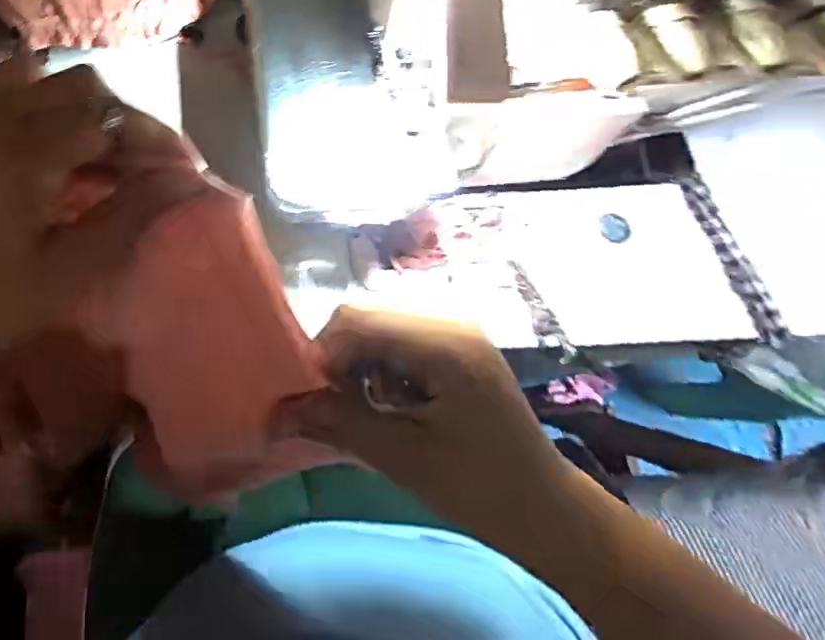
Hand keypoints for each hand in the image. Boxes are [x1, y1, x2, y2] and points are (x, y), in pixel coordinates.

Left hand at [0, 65, 199, 387]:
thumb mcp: (66, 273)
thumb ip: (129, 217)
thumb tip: (183, 182)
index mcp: (20, 152)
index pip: (108, 119)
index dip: (153, 140)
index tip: (183, 169)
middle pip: (82, 86)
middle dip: (123, 121)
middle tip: (145, 166)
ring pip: (47, 75)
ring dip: (85, 106)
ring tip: (103, 153)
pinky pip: (9, 83)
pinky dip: (45, 101)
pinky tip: (56, 141)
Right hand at [279, 307, 557, 522]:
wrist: (545, 509)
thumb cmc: (481, 488)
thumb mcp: (405, 457)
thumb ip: (341, 422)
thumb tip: (279, 412)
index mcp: (445, 341)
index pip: (360, 319)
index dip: (323, 351)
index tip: (311, 396)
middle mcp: (450, 318)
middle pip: (368, 315)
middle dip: (340, 357)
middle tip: (334, 403)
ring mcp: (455, 326)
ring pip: (380, 323)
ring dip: (359, 360)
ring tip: (365, 406)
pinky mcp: (455, 341)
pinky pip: (399, 335)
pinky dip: (380, 363)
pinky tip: (389, 399)